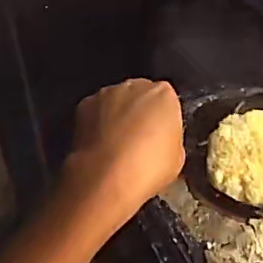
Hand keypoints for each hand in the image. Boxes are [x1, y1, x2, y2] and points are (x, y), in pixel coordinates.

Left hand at [59, 78, 184, 228]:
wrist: (107, 176)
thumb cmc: (147, 167)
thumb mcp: (176, 158)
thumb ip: (170, 137)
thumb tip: (161, 140)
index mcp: (163, 94)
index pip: (167, 99)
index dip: (163, 118)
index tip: (160, 135)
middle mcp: (134, 86)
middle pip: (140, 95)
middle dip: (139, 112)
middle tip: (139, 140)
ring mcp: (107, 93)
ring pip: (115, 100)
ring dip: (117, 115)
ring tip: (116, 145)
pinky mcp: (85, 103)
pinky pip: (95, 110)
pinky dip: (96, 122)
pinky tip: (100, 144)